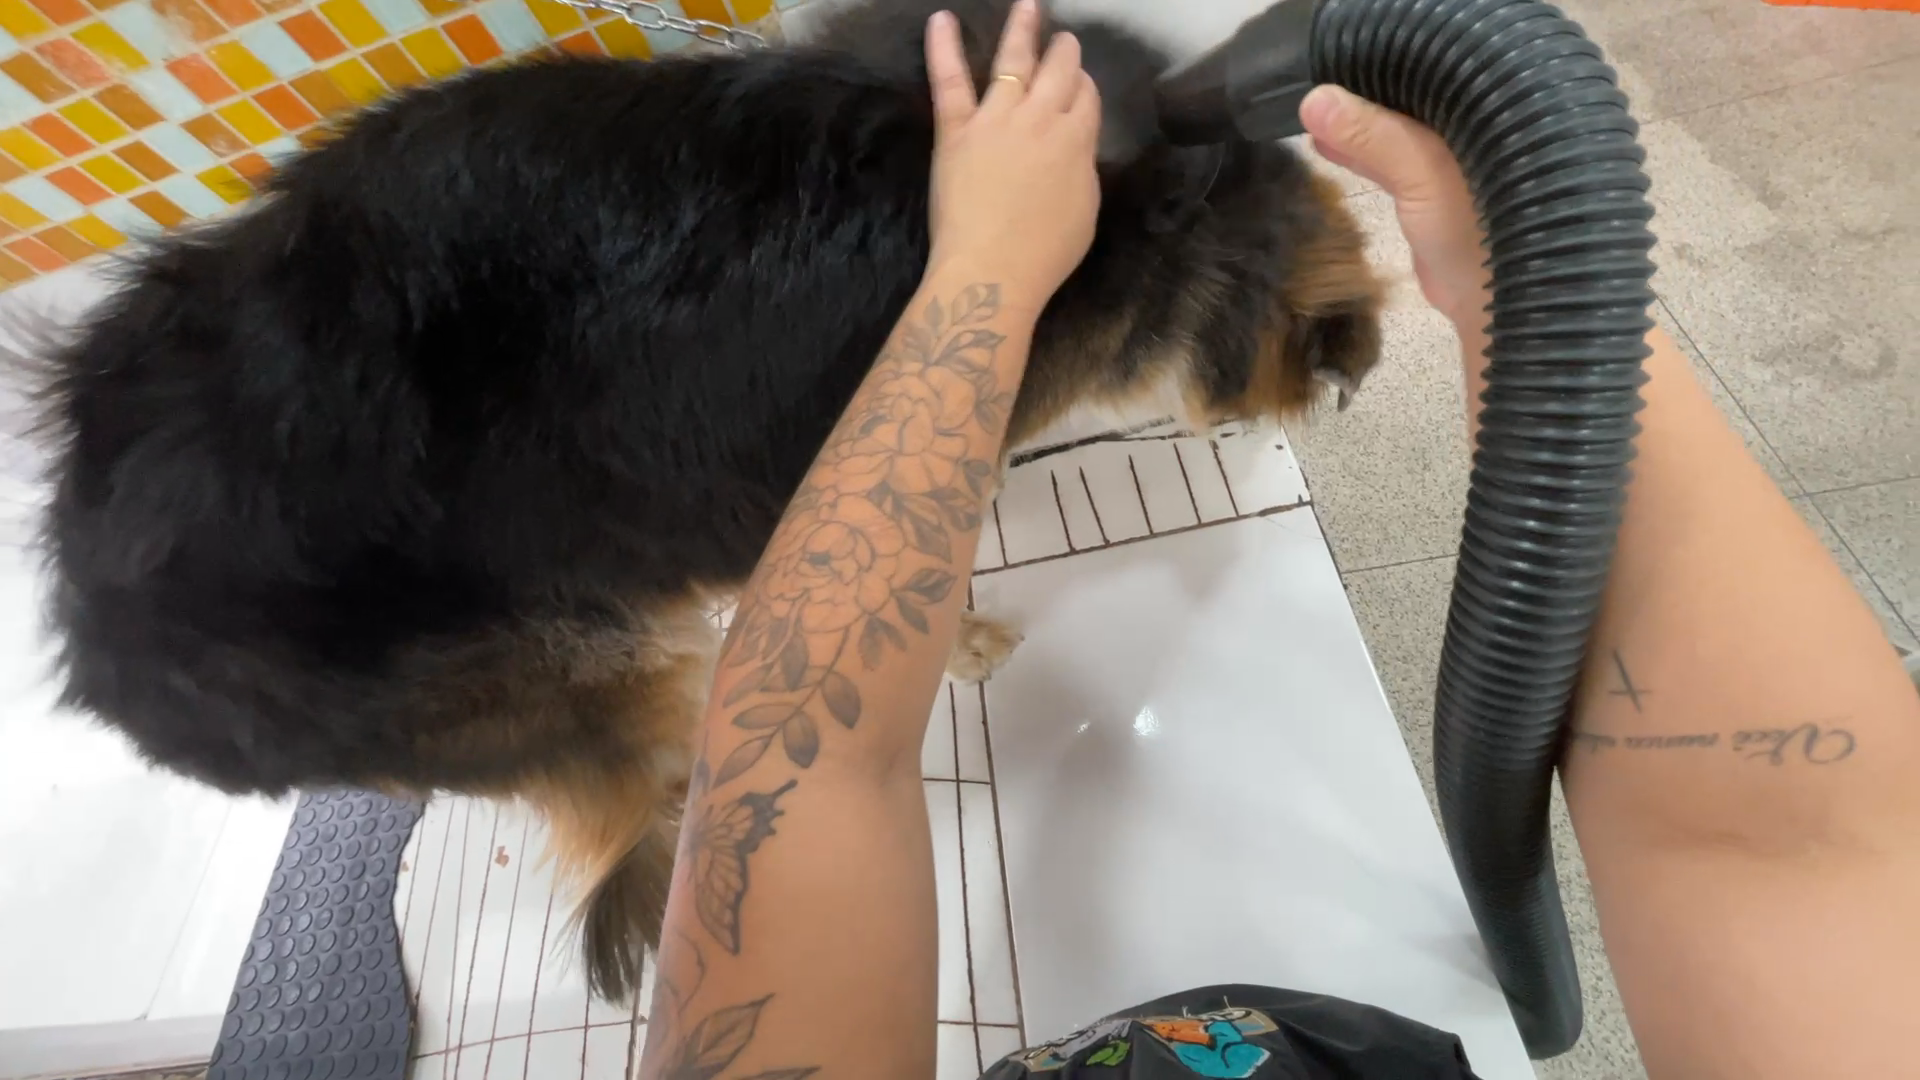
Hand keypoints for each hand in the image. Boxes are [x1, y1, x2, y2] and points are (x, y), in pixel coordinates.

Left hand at [924, 0, 1101, 309]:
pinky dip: (943, 49)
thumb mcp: (1084, 214)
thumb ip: (1081, 171)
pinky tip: (941, 21)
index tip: (1080, 88)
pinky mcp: (956, 131)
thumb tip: (1075, 152)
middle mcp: (1041, 117)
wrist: (994, 271)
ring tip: (1027, 7)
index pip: (1086, 96)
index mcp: (1078, 140)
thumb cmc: (1044, 256)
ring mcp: (996, 120)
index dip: (1084, 88)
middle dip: (1063, 53)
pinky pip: (950, 82)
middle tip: (1063, 44)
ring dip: (1022, 30)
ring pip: (1012, 62)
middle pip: (1058, 69)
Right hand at [1300, 85, 1490, 330]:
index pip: (1429, 64)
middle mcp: (1472, 122)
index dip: (1383, 64)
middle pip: (1410, 95)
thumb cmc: (1472, 227)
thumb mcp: (1420, 171)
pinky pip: (1389, 161)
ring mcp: (1450, 159)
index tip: (1335, 63)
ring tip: (1310, 115)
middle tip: (1314, 87)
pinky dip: (1359, 154)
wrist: (1488, 298)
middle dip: (1364, 94)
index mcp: (1486, 100)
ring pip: (1395, 129)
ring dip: (1355, 126)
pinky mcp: (1431, 193)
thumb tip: (1313, 101)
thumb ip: (1371, 136)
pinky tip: (1325, 145)